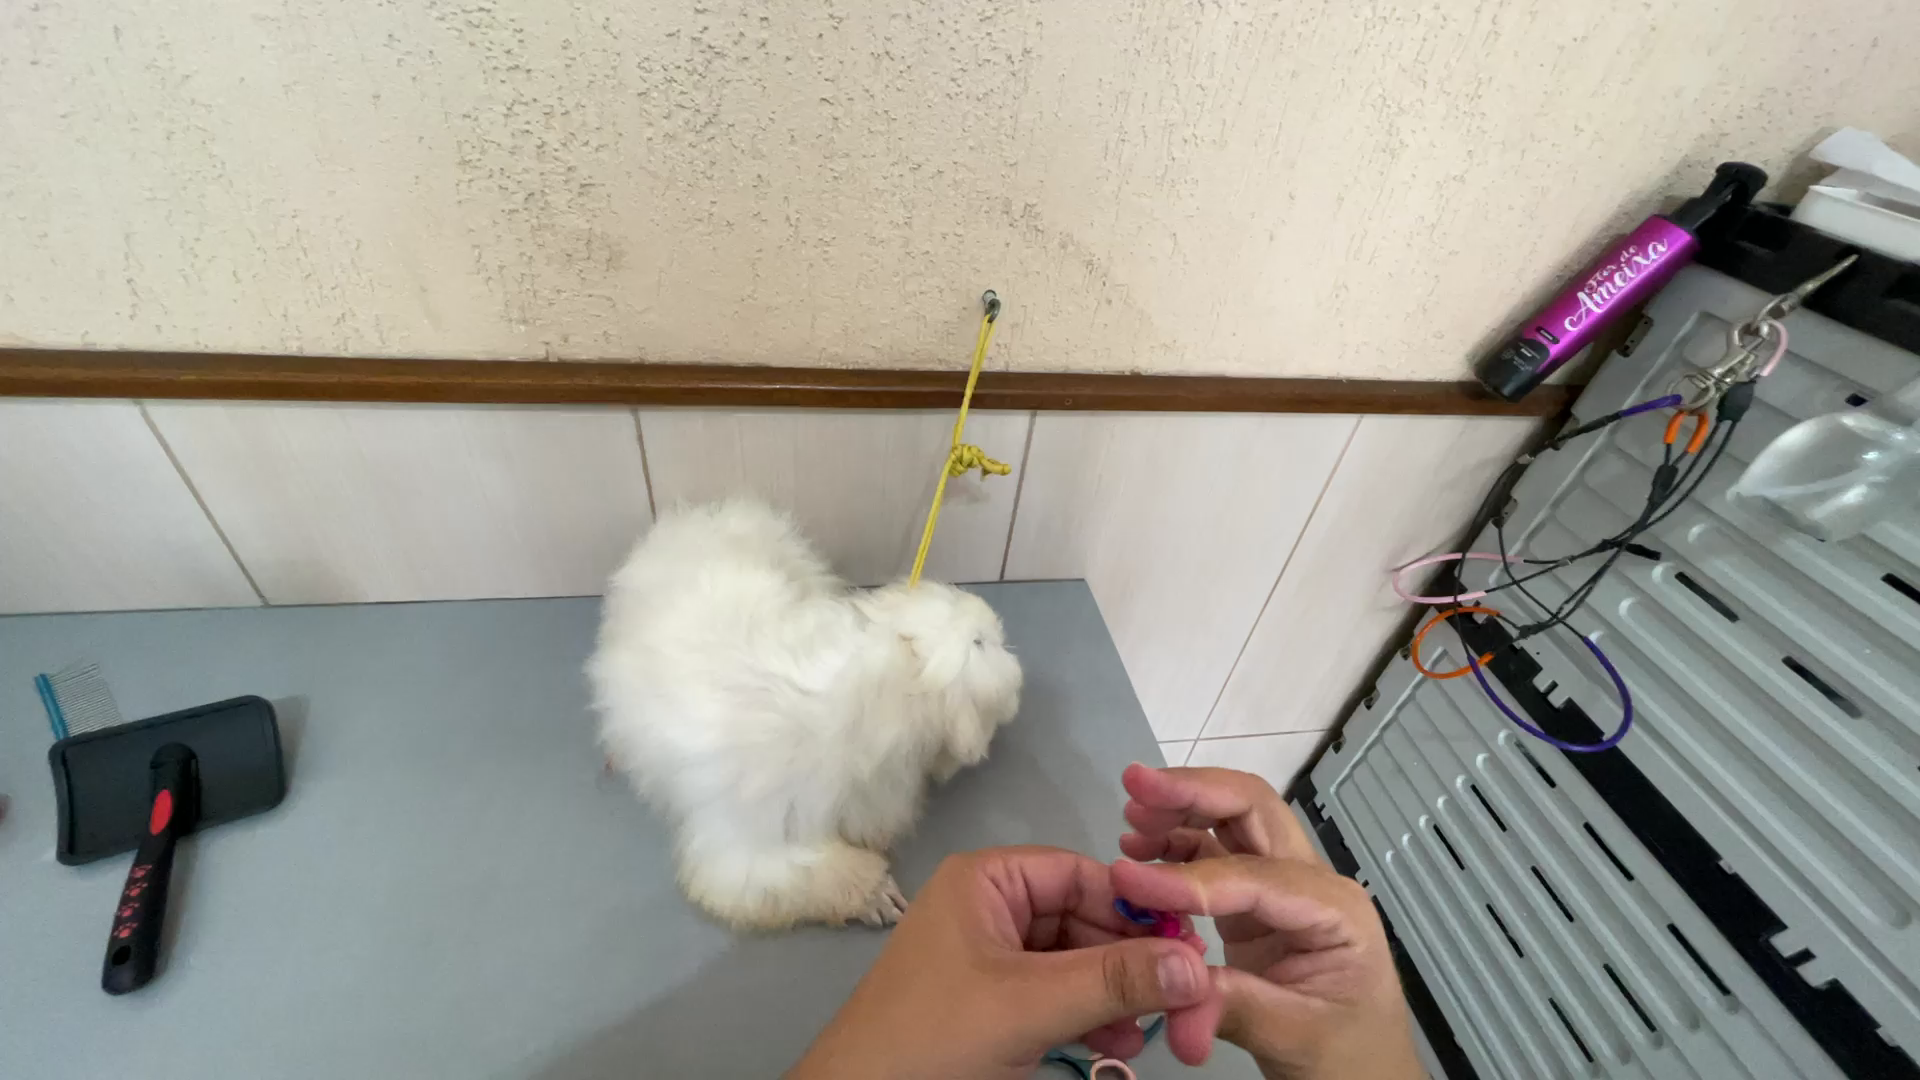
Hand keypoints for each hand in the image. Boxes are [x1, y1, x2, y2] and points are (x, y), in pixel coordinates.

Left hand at [787, 846, 1215, 1079]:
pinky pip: (1051, 992)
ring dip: (1109, 994)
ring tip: (1145, 1033)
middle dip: (1124, 960)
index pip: (1076, 874)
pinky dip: (1084, 1014)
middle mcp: (989, 904)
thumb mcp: (1030, 1005)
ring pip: (1070, 959)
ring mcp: (988, 952)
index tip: (1187, 943)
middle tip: (1177, 998)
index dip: (1132, 905)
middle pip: (1078, 918)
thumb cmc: (939, 1033)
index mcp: (987, 879)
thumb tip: (1196, 963)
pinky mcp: (990, 996)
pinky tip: (1114, 1044)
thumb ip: (1113, 981)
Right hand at [1116, 765, 1421, 1079]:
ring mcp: (1281, 880)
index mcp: (1334, 909)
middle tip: (1134, 783)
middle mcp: (1311, 878)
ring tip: (1131, 816)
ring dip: (1179, 805)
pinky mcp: (1254, 893)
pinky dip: (1175, 838)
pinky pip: (1213, 847)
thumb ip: (1232, 1007)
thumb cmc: (1347, 1059)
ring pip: (1231, 814)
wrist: (1365, 1078)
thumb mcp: (1296, 1039)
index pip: (1252, 876)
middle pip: (1251, 807)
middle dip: (1191, 790)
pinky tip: (1140, 846)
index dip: (1186, 876)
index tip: (1125, 877)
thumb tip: (1170, 996)